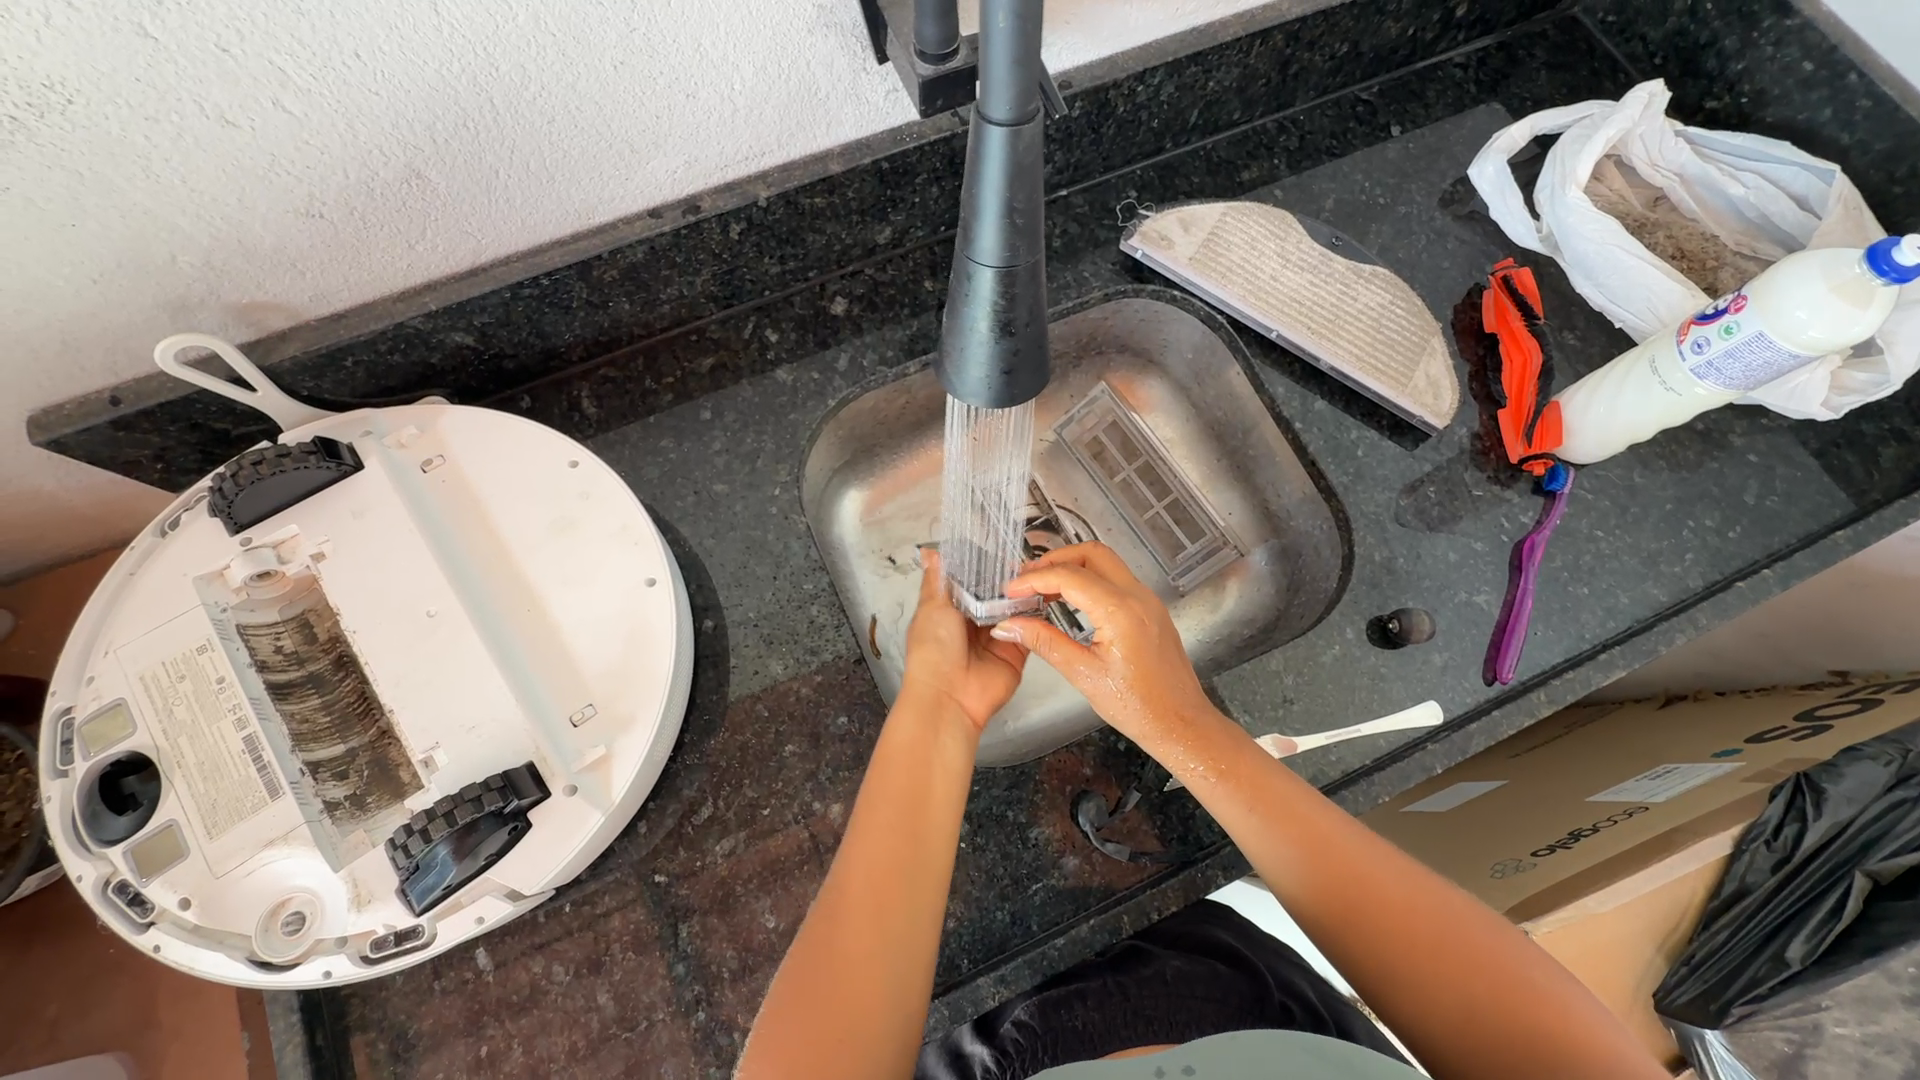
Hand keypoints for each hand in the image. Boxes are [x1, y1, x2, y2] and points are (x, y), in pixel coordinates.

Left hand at [900, 549, 1029, 733]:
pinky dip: (1035, 614)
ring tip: (1035, 572)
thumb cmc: (933, 650)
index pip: (969, 580)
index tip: (998, 546)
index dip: (982, 565)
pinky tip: (1042, 595)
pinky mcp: (1016, 649)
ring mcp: (996, 635)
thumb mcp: (931, 607)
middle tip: (1023, 558)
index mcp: (949, 609)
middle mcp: (973, 621)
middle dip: (1005, 579)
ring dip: (1021, 594)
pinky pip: (1029, 627)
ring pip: (1013, 607)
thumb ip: (938, 579)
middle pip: (994, 593)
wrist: (950, 697)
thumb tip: (930, 552)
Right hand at [990, 543, 1216, 747]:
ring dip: (1072, 568)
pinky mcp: (1150, 609)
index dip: (1034, 579)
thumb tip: (1008, 626)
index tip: (1010, 591)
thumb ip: (1044, 642)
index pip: (1069, 576)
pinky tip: (1069, 602)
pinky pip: (1116, 580)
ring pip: (1105, 563)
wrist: (1181, 724)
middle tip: (1026, 581)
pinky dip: (1089, 580)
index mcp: (1120, 611)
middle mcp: (1138, 596)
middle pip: (1091, 553)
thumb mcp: (1083, 674)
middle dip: (1054, 561)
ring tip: (1042, 590)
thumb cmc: (1137, 706)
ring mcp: (1147, 600)